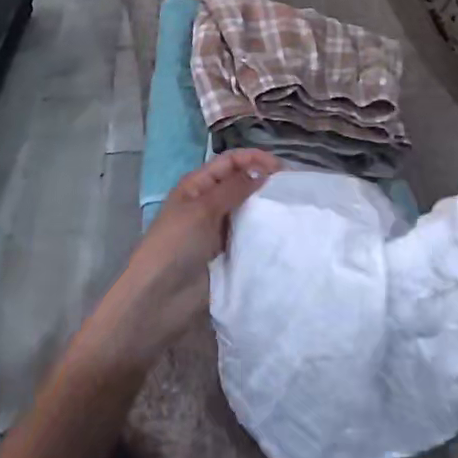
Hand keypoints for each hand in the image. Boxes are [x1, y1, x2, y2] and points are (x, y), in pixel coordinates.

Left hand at [98, 150, 280, 361]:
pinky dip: (265, 232)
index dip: (254, 159)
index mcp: (196, 186)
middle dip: (265, 182)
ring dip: (267, 208)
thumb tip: (261, 170)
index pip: (229, 162)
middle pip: (240, 184)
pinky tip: (286, 233)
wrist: (161, 298)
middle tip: (297, 189)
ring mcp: (218, 231)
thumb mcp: (202, 210)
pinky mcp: (228, 255)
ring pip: (247, 211)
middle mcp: (208, 204)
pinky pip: (250, 237)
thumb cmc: (175, 245)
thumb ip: (232, 189)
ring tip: (297, 209)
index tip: (284, 168)